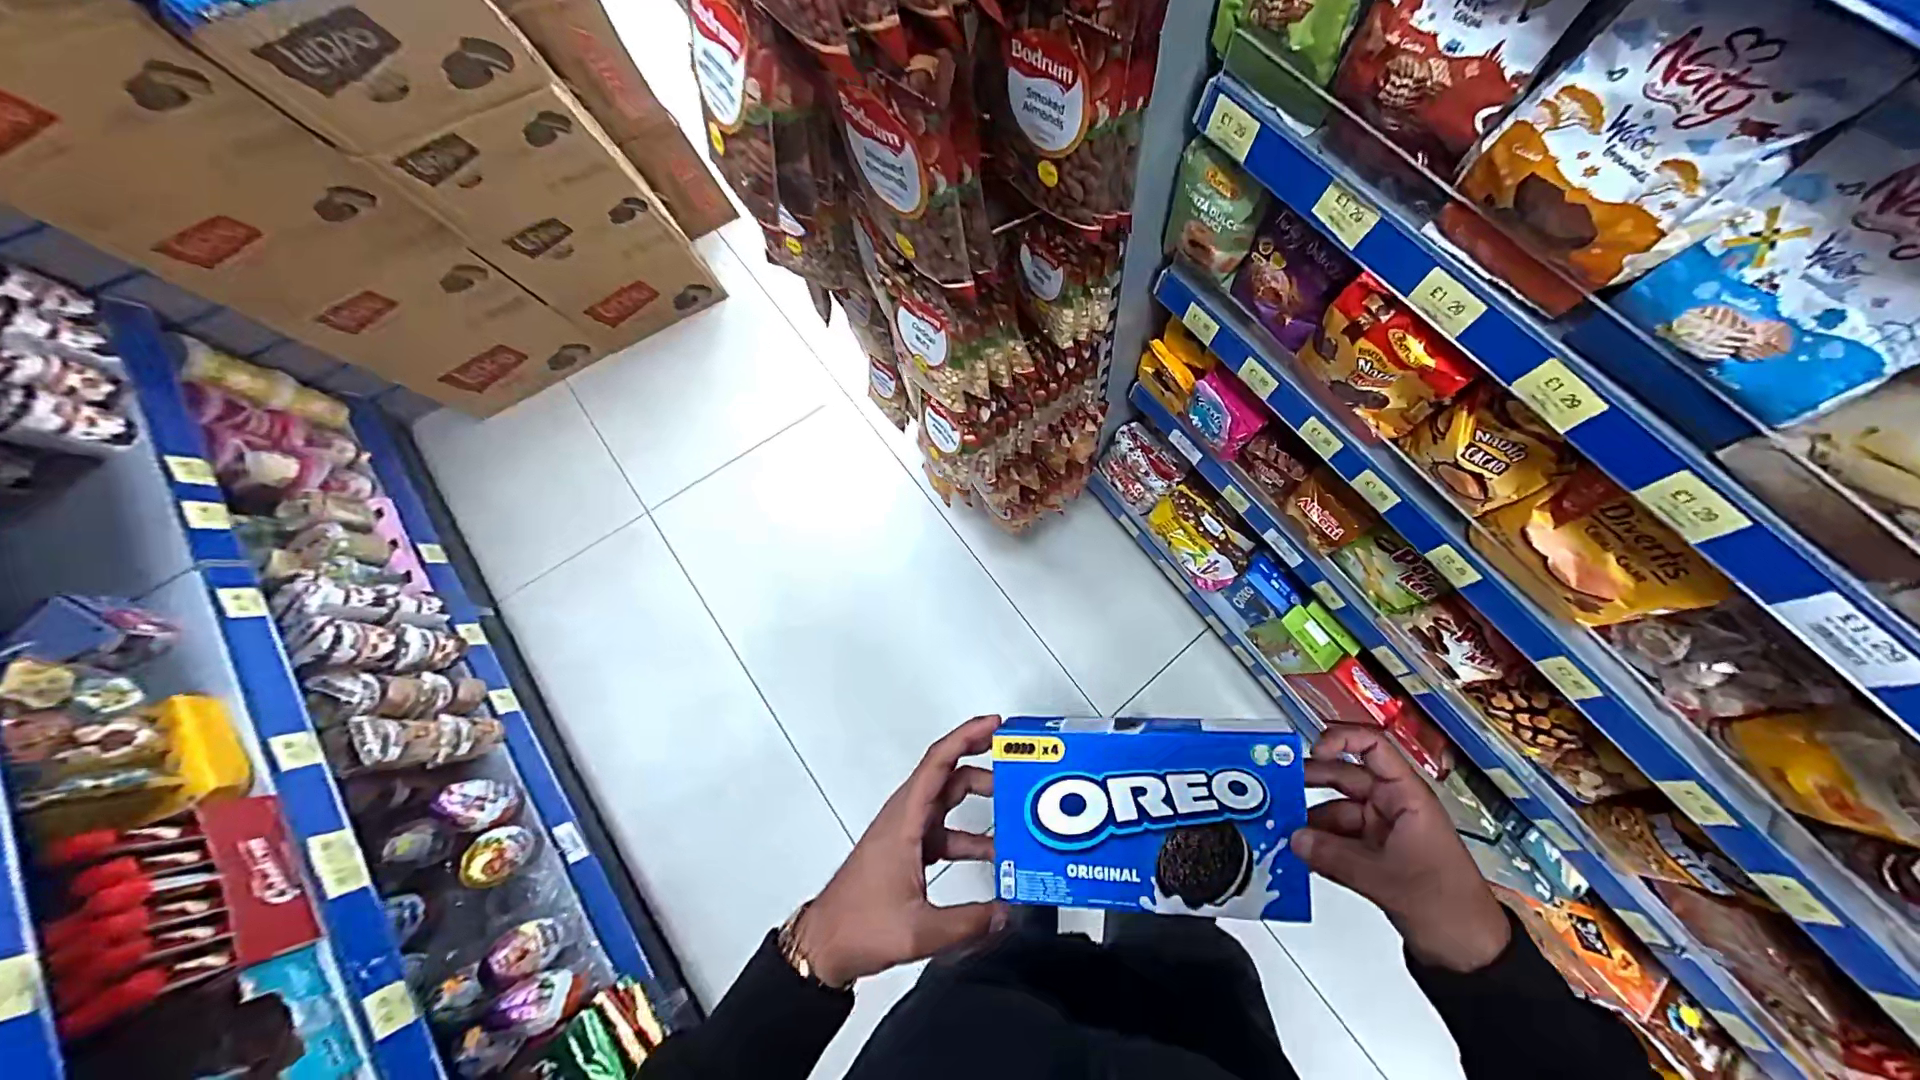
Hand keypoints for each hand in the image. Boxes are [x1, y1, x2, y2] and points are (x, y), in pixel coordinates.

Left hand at [793, 715, 1006, 986]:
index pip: (938, 761)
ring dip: (979, 800)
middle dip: (982, 762)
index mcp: (904, 820)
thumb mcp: (918, 930)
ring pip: (947, 801)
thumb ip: (968, 923)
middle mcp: (904, 817)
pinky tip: (992, 853)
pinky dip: (971, 834)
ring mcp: (906, 832)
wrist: (825, 943)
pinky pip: (946, 829)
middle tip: (1013, 761)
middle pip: (948, 774)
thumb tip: (1003, 913)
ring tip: (1012, 809)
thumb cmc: (854, 924)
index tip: (993, 725)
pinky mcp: (908, 849)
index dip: (967, 736)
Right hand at [1289, 724, 1510, 972]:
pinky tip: (1301, 850)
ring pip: (1334, 808)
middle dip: (1311, 780)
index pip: (1372, 747)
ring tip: (1287, 825)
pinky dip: (1317, 841)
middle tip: (1281, 783)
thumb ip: (1333, 856)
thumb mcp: (1384, 879)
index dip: (1340, 740)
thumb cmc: (1453, 907)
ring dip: (1310, 818)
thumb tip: (1298, 839)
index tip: (1312, 751)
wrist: (1470, 953)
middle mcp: (1392, 806)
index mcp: (1407, 797)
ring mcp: (1381, 828)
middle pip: (1344, 776)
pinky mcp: (1372, 851)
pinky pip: (1336, 835)